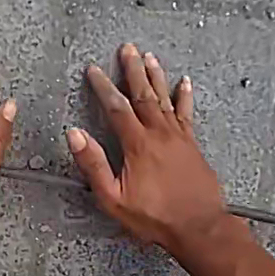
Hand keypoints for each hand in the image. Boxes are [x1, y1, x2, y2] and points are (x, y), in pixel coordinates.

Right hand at [67, 43, 236, 253]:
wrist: (198, 226)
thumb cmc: (156, 217)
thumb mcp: (114, 198)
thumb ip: (94, 164)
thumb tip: (75, 136)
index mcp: (138, 145)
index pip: (117, 107)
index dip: (103, 87)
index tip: (93, 71)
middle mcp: (159, 135)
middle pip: (143, 94)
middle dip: (132, 70)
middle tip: (127, 49)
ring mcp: (179, 138)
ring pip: (165, 98)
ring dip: (155, 76)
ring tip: (149, 57)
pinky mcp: (192, 145)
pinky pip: (186, 113)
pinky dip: (184, 96)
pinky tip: (184, 83)